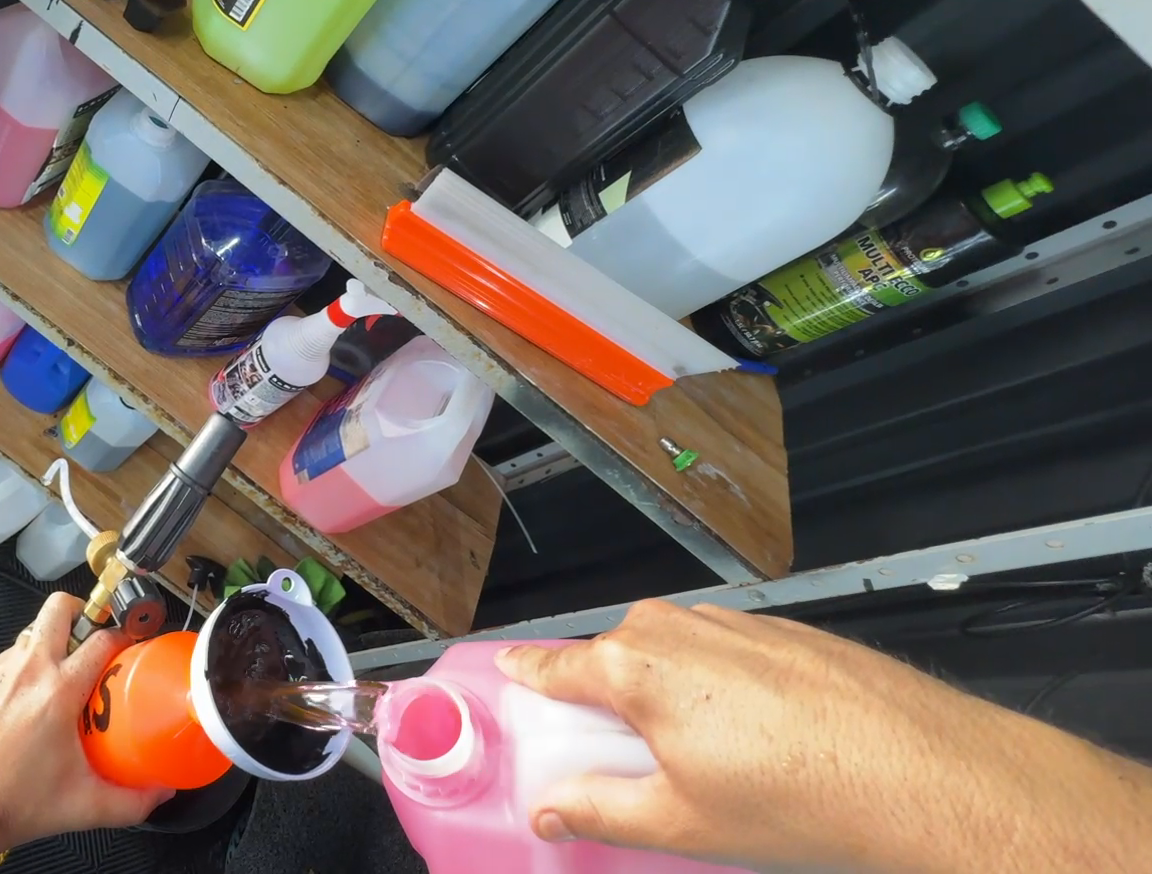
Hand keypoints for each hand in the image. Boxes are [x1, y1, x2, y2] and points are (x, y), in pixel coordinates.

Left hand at [0, 593, 170, 872]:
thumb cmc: (14, 802)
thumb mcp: (84, 806)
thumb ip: (133, 801)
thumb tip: (161, 792)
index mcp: (57, 692)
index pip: (102, 640)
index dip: (123, 637)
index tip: (131, 645)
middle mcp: (29, 671)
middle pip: (61, 606)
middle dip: (83, 610)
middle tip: (95, 634)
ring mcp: (4, 670)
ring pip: (37, 627)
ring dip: (56, 637)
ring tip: (69, 666)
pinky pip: (17, 651)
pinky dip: (33, 659)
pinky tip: (38, 691)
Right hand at [497, 600, 1151, 873]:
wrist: (933, 775)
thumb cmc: (797, 801)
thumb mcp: (683, 822)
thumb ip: (598, 809)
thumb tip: (544, 812)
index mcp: (627, 667)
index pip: (548, 664)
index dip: (523, 673)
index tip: (508, 674)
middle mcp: (660, 628)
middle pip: (608, 658)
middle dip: (610, 697)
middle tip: (638, 749)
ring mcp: (716, 618)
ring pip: (663, 650)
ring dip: (666, 686)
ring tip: (715, 744)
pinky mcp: (767, 623)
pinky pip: (713, 645)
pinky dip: (716, 677)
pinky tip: (763, 725)